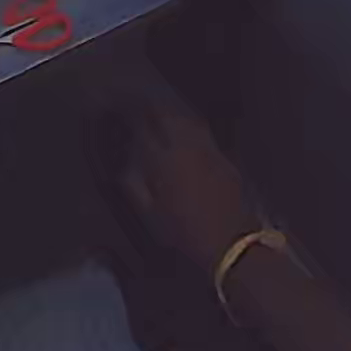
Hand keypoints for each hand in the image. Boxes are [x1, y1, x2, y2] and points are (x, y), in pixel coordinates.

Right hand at [122, 98, 260, 268]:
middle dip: (147, 105)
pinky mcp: (224, 160)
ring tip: (158, 110)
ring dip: (169, 111)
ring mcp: (207, 151)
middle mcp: (184, 147)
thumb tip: (123, 168)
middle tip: (135, 101)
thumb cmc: (186, 234)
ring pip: (185, 119)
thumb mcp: (151, 215)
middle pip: (164, 114)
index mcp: (162, 159)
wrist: (235, 249)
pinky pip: (202, 132)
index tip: (115, 107)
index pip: (140, 126)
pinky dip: (189, 125)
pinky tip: (184, 129)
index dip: (127, 113)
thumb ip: (133, 186)